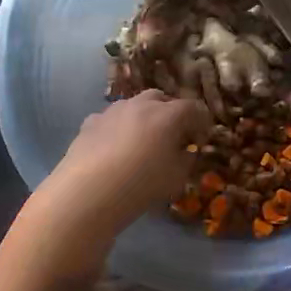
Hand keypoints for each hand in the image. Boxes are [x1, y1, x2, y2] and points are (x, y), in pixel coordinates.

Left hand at [35, 89, 210, 242]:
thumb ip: (187, 159)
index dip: (200, 122)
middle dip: (170, 113)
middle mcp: (140, 104)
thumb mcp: (177, 177)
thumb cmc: (142, 184)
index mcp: (168, 115)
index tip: (200, 138)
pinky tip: (114, 148)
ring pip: (133, 105)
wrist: (90, 191)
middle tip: (171, 135)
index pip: (193, 108)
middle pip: (161, 98)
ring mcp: (112, 111)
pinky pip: (110, 119)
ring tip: (141, 141)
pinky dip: (117, 128)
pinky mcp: (90, 122)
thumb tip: (187, 150)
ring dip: (142, 118)